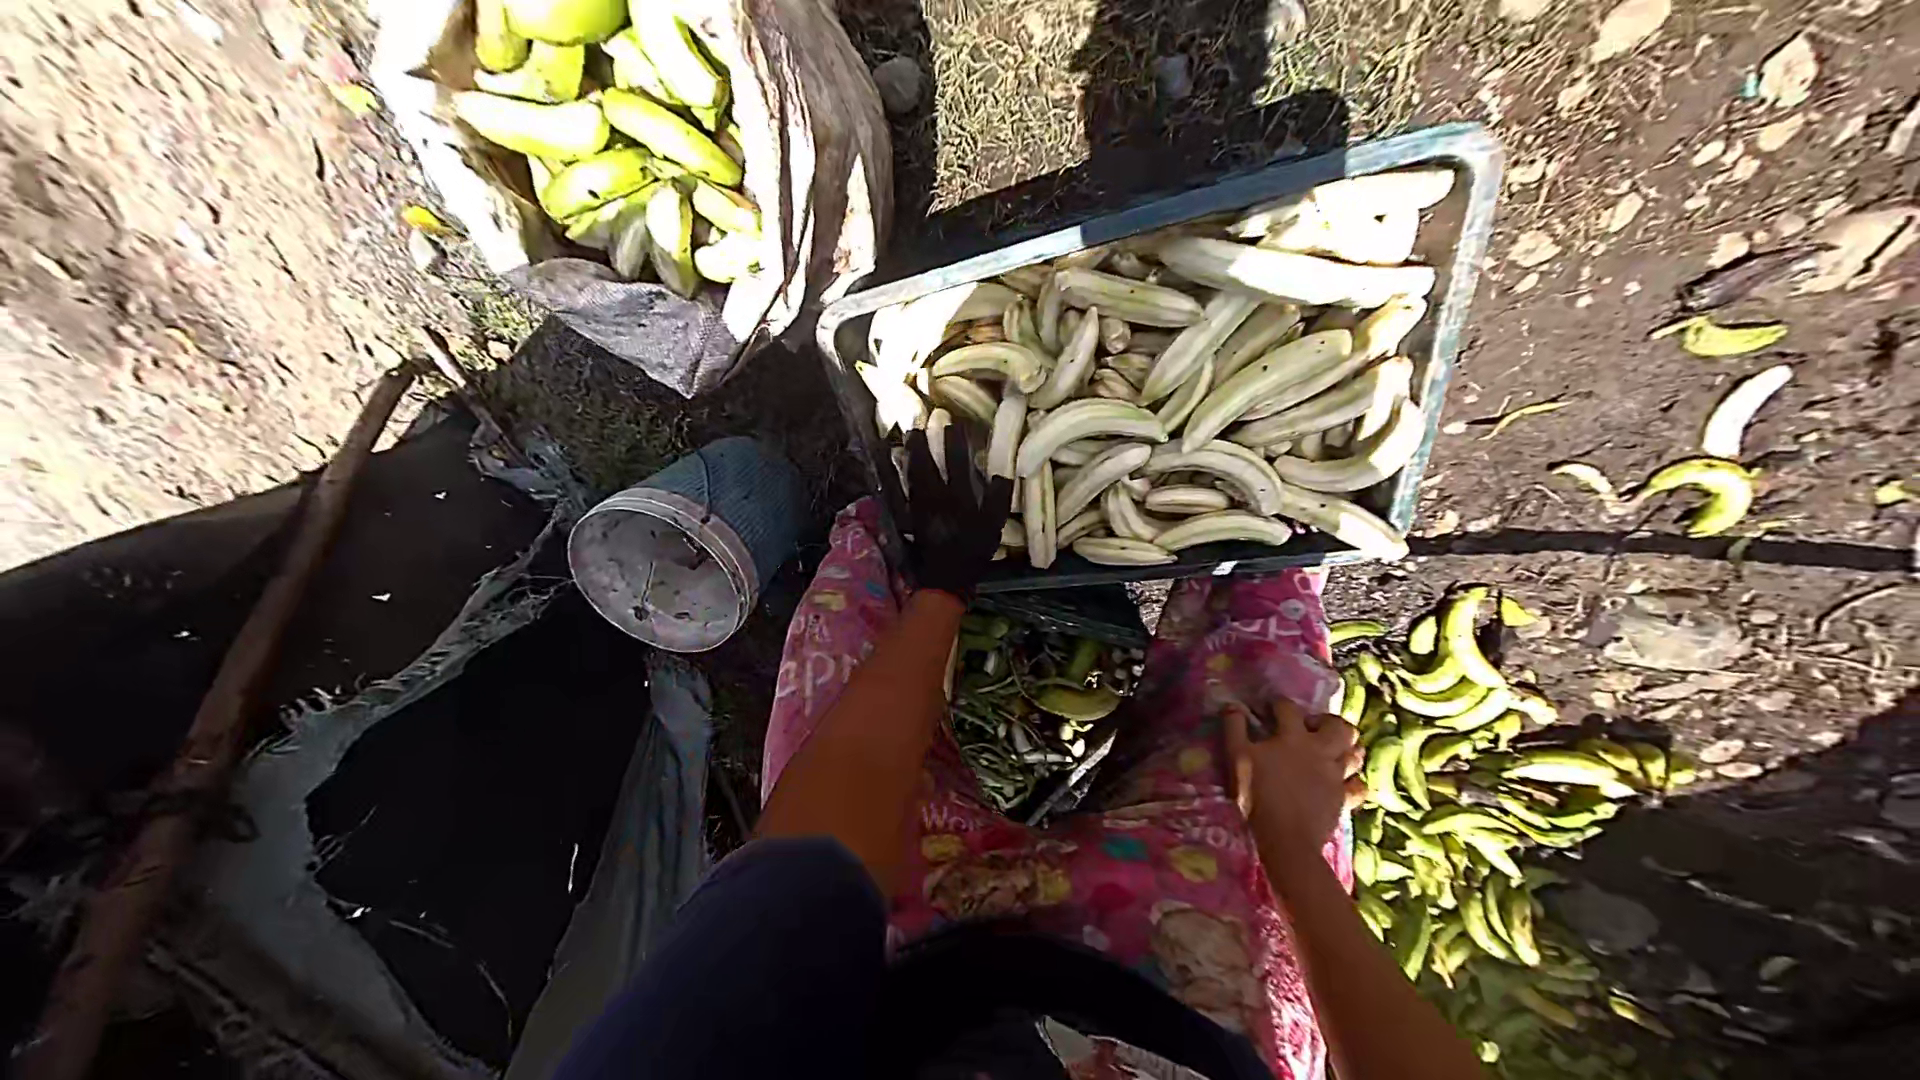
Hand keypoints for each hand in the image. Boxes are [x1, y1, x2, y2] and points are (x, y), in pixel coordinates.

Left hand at [903, 426, 1011, 599]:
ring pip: (912, 474)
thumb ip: (997, 500)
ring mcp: (919, 505)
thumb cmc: (972, 552)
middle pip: (926, 464)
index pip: (957, 462)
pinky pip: (901, 489)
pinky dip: (898, 475)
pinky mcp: (910, 515)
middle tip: (919, 425)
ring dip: (910, 455)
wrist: (946, 577)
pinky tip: (897, 465)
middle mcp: (936, 497)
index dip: (955, 442)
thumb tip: (1002, 474)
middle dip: (923, 443)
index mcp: (958, 497)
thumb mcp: (993, 527)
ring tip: (908, 438)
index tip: (955, 424)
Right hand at [1224, 697, 1364, 866]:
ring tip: (1328, 751)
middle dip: (1327, 721)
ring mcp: (1336, 775)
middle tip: (1310, 728)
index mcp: (1294, 737)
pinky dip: (1352, 780)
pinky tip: (1340, 781)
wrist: (1286, 837)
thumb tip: (1233, 705)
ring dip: (1345, 748)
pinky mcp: (1344, 798)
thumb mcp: (1237, 756)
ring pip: (1355, 753)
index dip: (1277, 704)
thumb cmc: (1258, 793)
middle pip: (1340, 726)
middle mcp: (1321, 751)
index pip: (1289, 708)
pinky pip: (1358, 785)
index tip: (1267, 708)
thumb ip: (1235, 727)